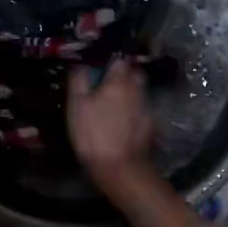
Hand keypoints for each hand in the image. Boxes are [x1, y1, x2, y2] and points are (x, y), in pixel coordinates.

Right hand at [66, 58, 153, 188]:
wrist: (119, 167)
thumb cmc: (93, 133)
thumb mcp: (77, 106)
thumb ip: (80, 81)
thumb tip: (82, 65)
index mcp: (118, 82)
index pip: (120, 60)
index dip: (110, 62)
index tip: (101, 68)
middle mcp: (137, 89)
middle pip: (134, 73)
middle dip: (124, 74)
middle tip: (109, 84)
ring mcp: (146, 106)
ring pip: (139, 90)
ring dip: (130, 91)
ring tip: (115, 102)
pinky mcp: (150, 123)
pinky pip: (142, 107)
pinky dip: (134, 108)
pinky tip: (124, 119)